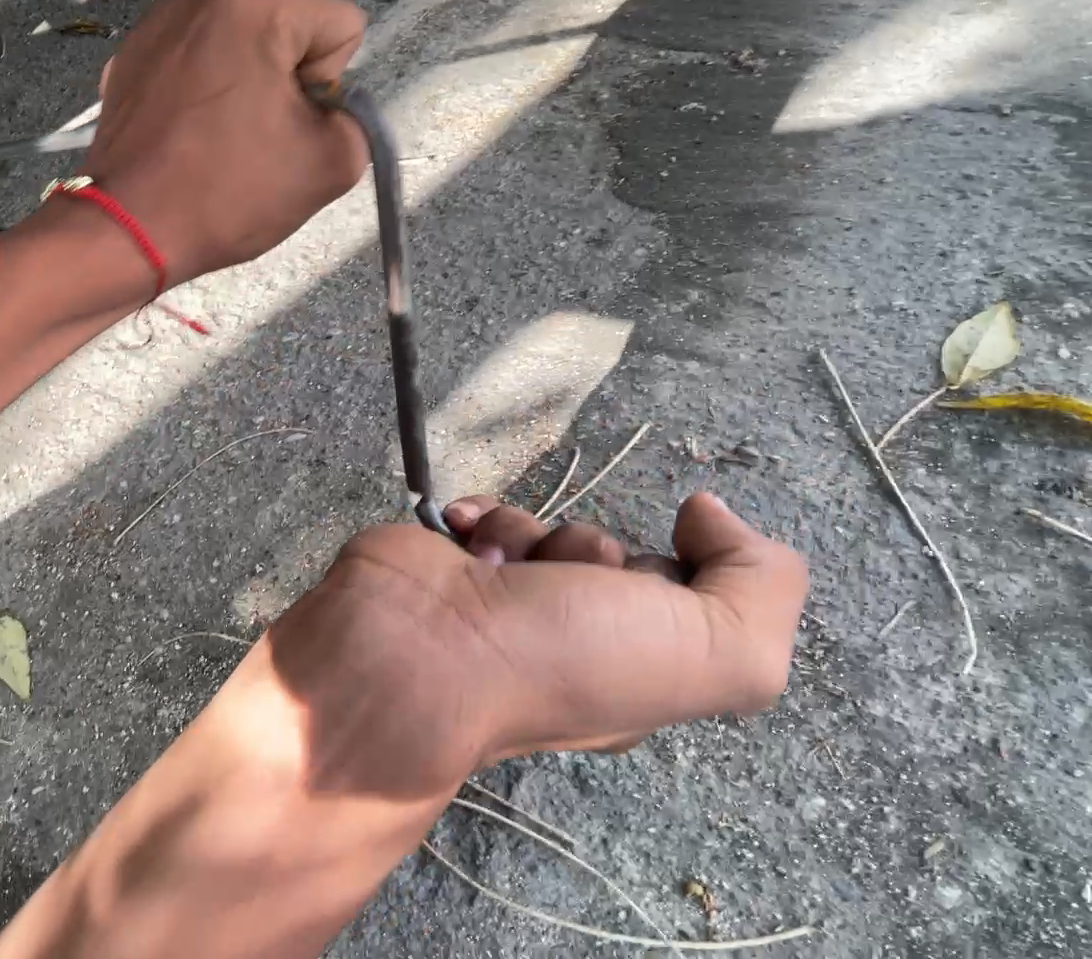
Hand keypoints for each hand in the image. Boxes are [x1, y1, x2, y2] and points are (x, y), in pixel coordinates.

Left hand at [81, 0, 369, 283]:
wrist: (127, 231)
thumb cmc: (228, 193)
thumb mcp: (331, 164)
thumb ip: (356, 120)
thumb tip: (326, 110)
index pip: (340, 30)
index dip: (327, 91)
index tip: (286, 130)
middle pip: (286, 35)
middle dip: (283, 86)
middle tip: (253, 143)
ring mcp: (156, 21)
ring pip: (238, 54)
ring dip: (242, 93)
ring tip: (217, 144)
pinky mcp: (127, 59)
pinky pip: (192, 71)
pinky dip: (198, 100)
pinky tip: (184, 141)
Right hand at [256, 493, 807, 804]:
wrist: (420, 650)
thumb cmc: (566, 658)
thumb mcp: (716, 652)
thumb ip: (763, 582)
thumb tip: (706, 512)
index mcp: (640, 670)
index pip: (685, 592)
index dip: (677, 576)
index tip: (647, 588)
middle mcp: (577, 637)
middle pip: (615, 551)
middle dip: (594, 552)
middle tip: (565, 585)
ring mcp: (509, 598)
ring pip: (548, 527)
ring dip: (529, 537)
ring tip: (498, 571)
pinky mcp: (455, 562)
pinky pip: (489, 513)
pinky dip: (480, 519)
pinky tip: (462, 542)